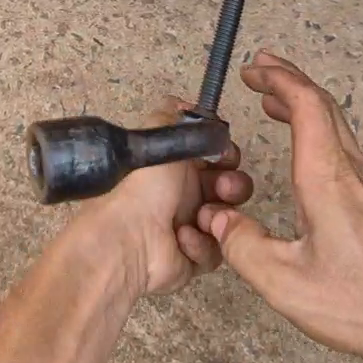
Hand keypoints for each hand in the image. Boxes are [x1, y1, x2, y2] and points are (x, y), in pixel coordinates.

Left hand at [73, 98, 253, 296]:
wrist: (129, 237)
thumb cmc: (141, 185)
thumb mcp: (157, 135)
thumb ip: (174, 115)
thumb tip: (185, 104)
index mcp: (175, 166)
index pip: (215, 157)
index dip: (226, 154)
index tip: (226, 155)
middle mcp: (182, 195)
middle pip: (228, 187)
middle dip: (232, 185)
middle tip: (223, 187)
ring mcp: (189, 227)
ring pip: (227, 219)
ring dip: (218, 214)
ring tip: (203, 215)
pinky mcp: (192, 257)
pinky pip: (215, 249)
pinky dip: (200, 243)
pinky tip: (181, 238)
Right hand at [196, 52, 362, 362]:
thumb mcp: (283, 281)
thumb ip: (242, 246)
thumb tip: (217, 220)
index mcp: (327, 178)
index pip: (307, 104)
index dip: (279, 78)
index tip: (253, 70)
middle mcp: (353, 173)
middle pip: (324, 105)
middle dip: (290, 79)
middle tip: (261, 68)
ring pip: (338, 125)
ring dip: (305, 104)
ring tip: (276, 102)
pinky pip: (346, 147)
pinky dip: (320, 130)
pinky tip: (308, 150)